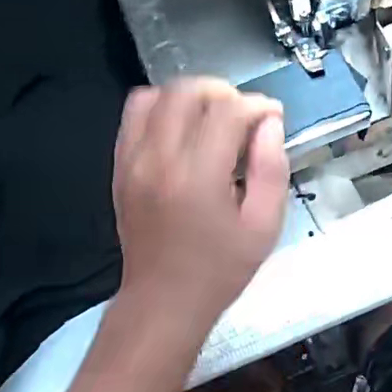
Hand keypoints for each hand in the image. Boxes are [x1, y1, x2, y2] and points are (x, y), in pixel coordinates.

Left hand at [111, 78, 287, 340]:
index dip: (256, 105)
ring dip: (188, 97)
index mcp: (198, 176)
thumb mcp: (264, 226)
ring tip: (210, 118)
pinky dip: (160, 110)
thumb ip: (271, 169)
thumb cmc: (220, 269)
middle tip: (243, 115)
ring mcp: (132, 161)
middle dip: (222, 92)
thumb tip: (269, 124)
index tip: (272, 117)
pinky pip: (133, 116)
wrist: (163, 301)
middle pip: (187, 91)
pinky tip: (182, 132)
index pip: (227, 111)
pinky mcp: (119, 167)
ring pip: (155, 95)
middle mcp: (159, 159)